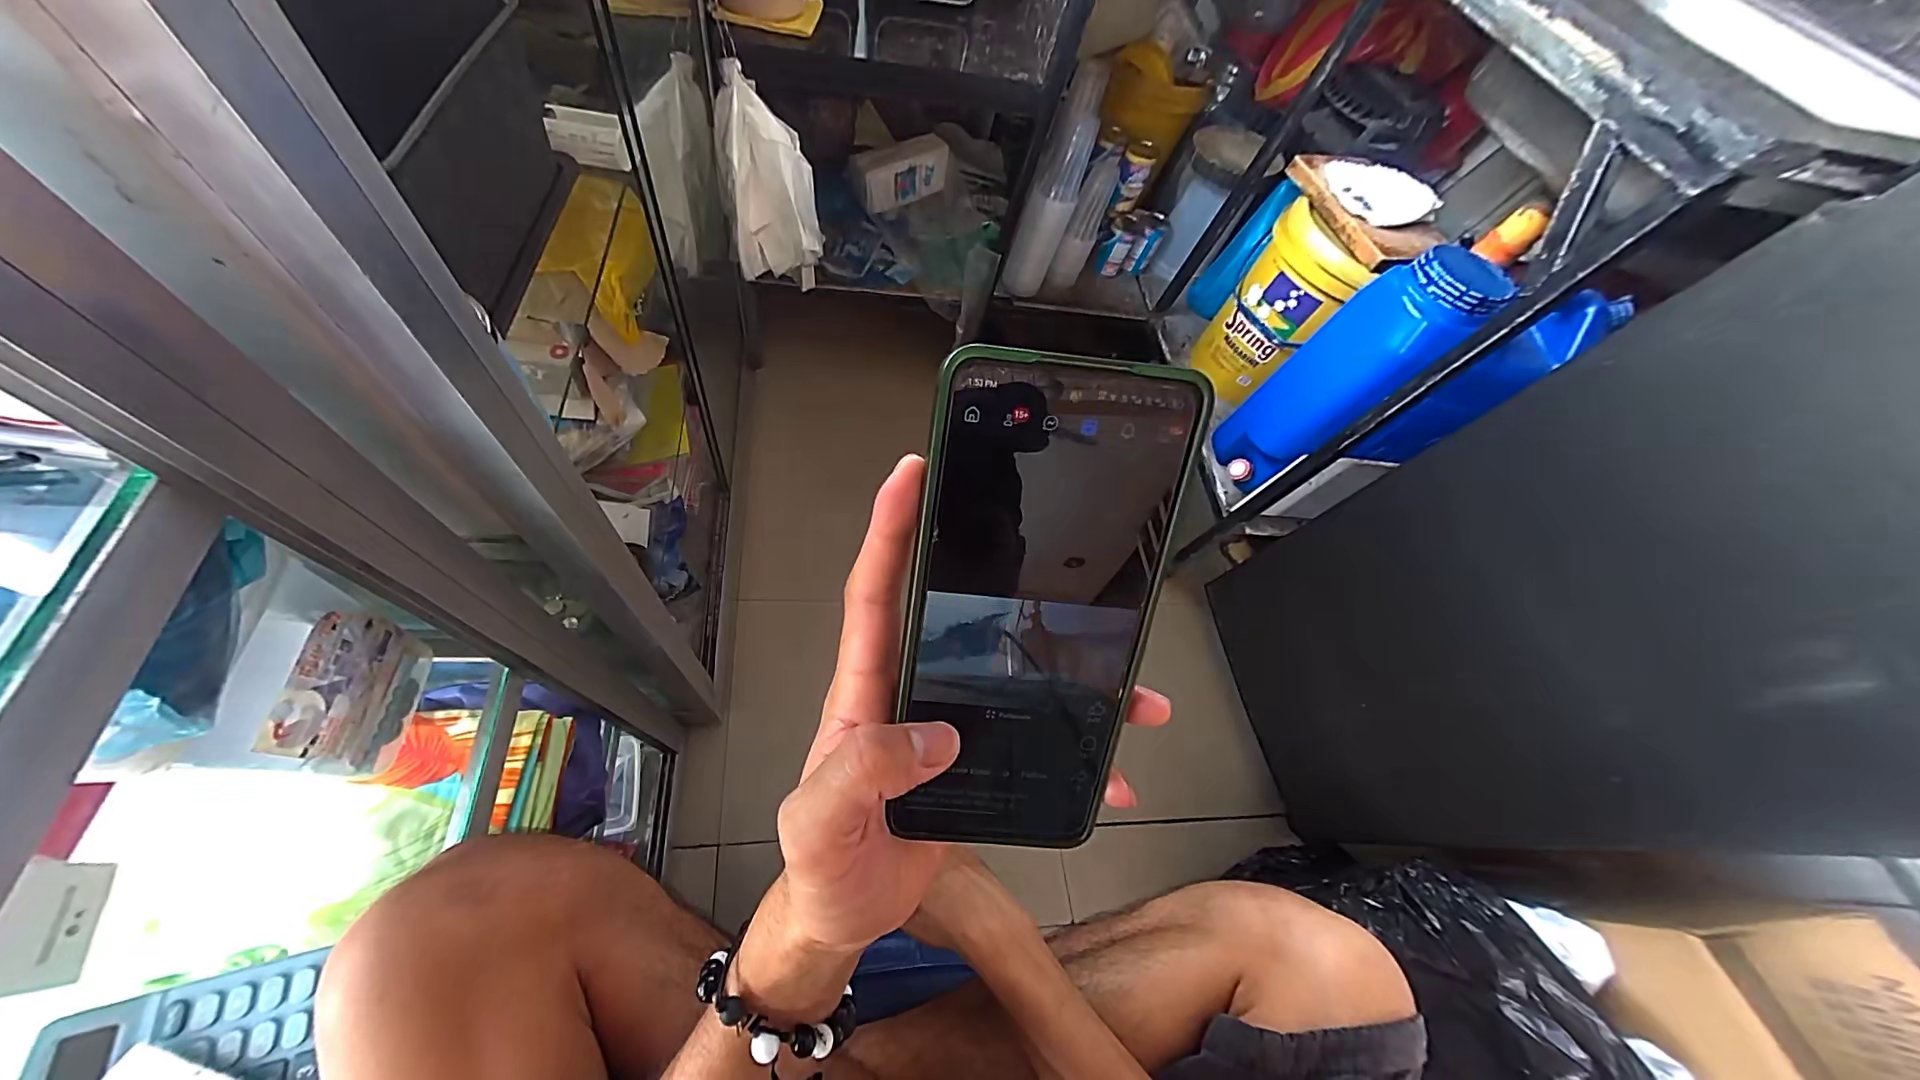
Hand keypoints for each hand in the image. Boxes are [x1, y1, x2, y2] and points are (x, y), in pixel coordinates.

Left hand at [770, 454, 1175, 953]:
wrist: (848, 908)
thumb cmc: (823, 863)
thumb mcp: (821, 821)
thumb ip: (863, 773)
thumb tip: (934, 736)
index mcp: (866, 690)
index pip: (875, 591)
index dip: (889, 529)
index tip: (910, 475)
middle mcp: (908, 692)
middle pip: (948, 610)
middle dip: (986, 564)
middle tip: (1031, 530)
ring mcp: (945, 720)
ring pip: (1009, 670)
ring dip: (1065, 667)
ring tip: (1121, 674)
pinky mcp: (976, 756)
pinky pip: (1031, 734)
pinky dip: (1073, 748)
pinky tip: (1112, 770)